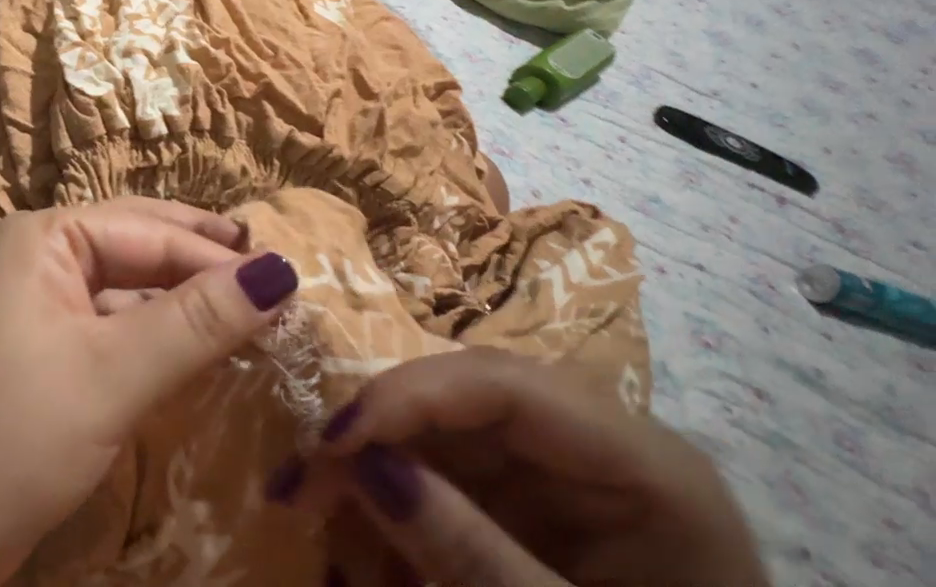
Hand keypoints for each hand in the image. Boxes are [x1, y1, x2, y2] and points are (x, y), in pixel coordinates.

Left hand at [0, 197, 300, 586]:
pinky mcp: (38, 364)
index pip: (150, 230)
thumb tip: (283, 270)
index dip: (221, 257)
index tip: (298, 284)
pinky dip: (154, 342)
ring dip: (183, 307)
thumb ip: (196, 322)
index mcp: (43, 238)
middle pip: (137, 250)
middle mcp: (36, 262)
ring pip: (125, 296)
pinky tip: (196, 358)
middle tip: (280, 284)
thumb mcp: (110, 371)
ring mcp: (34, 314)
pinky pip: (109, 335)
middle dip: (203, 267)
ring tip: (254, 320)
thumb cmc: (8, 431)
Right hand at [301, 348, 769, 586]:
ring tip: (317, 527)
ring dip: (368, 482)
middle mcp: (594, 447)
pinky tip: (359, 554)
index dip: (406, 395)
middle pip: (457, 404)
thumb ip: (473, 556)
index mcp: (643, 464)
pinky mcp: (528, 506)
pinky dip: (391, 515)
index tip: (328, 442)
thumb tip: (362, 463)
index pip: (504, 383)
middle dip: (372, 441)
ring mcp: (558, 476)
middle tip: (294, 487)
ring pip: (435, 440)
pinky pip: (440, 484)